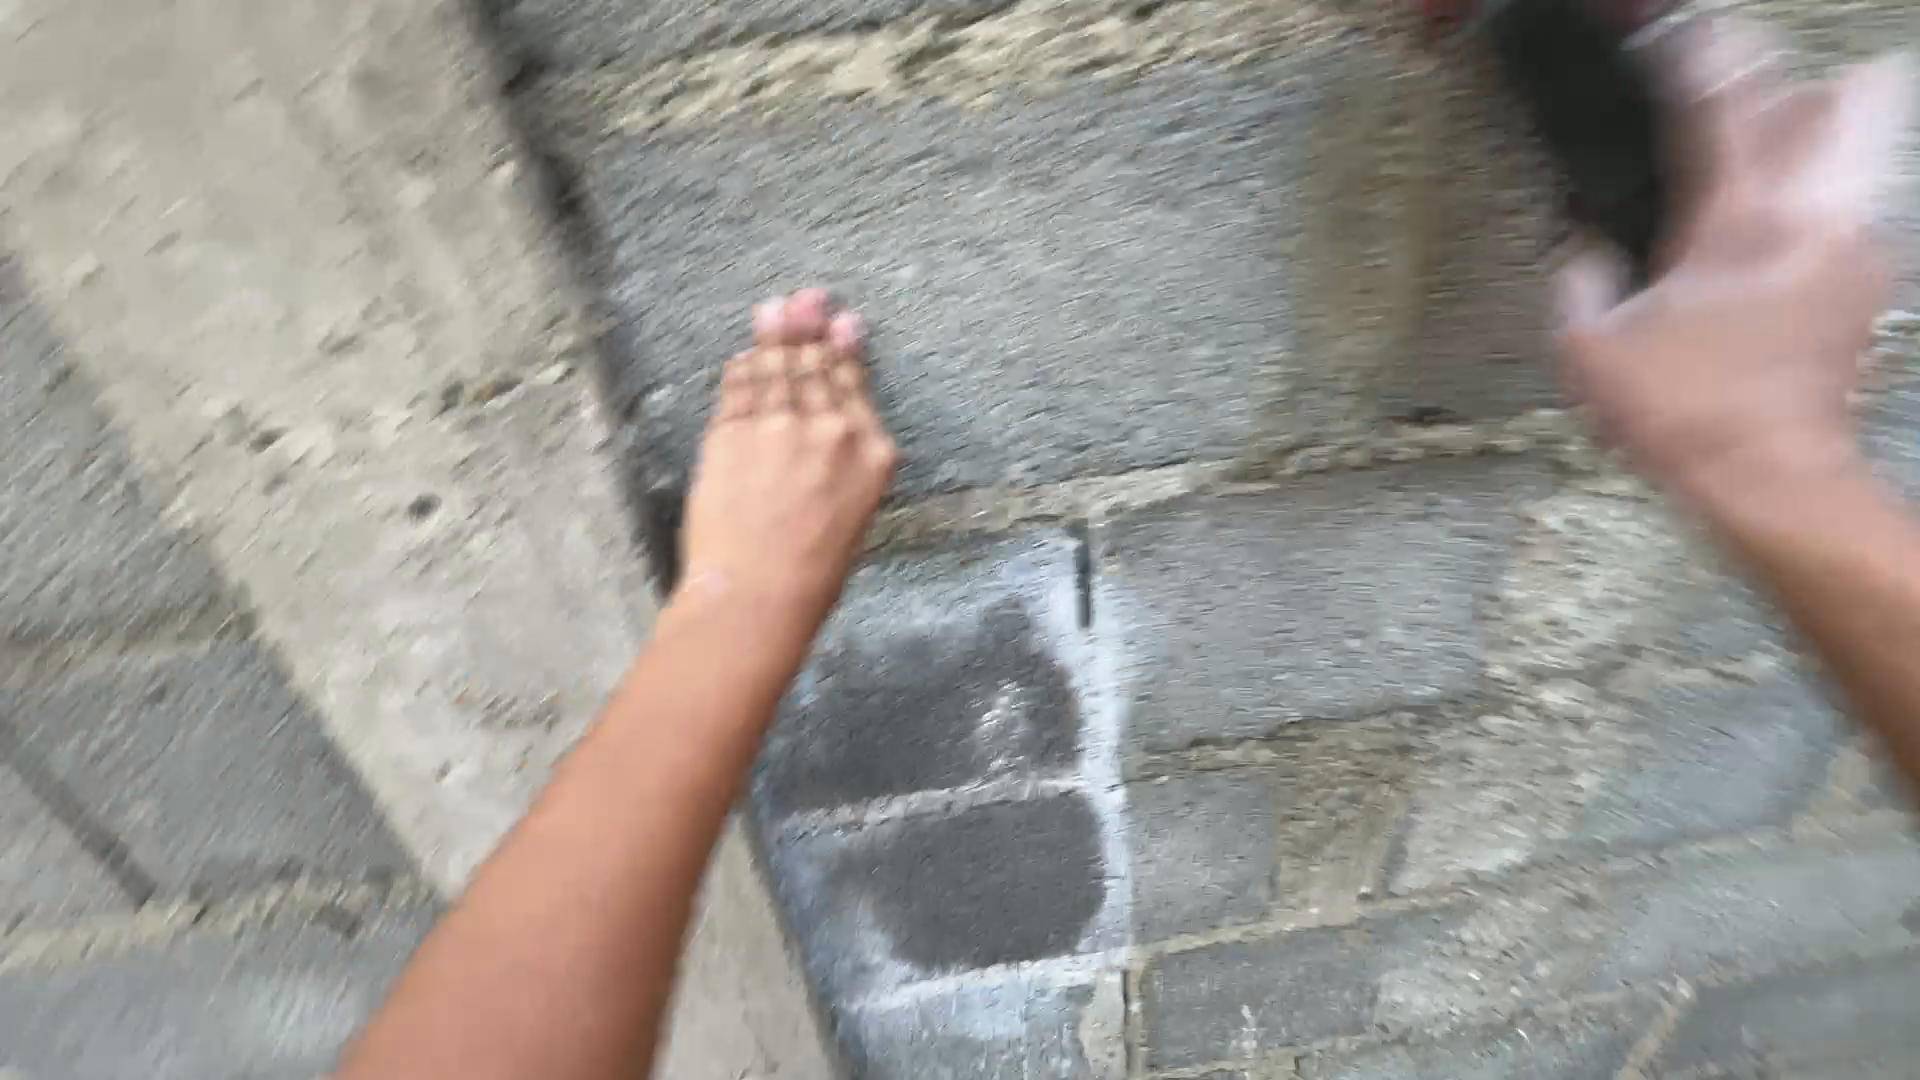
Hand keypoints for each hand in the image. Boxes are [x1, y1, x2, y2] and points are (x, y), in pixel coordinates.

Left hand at [675, 289, 897, 636]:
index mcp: (873, 454)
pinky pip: (739, 385)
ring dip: (774, 333)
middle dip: (808, 326)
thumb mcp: (856, 513)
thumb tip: (834, 433)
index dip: (844, 347)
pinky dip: (741, 366)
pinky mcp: (734, 432)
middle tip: (804, 299)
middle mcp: (832, 429)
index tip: (841, 322)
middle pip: (816, 365)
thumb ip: (847, 464)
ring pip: (777, 366)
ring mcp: (781, 425)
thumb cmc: (815, 570)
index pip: (855, 385)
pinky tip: (744, 354)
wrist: (761, 592)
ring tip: (775, 308)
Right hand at [1554, 18, 1912, 514]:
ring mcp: (1864, 244)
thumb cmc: (1668, 409)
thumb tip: (1583, 246)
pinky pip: (1851, 202)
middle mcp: (1822, 216)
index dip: (1701, 58)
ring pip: (1866, 144)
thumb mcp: (1585, 349)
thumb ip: (1578, 281)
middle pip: (1857, 92)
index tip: (1676, 32)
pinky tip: (1750, 246)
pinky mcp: (1871, 279)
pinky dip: (1808, 198)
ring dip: (1809, 139)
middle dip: (1798, 84)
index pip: (1729, 108)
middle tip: (1731, 115)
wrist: (1762, 471)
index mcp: (1740, 227)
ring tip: (1739, 178)